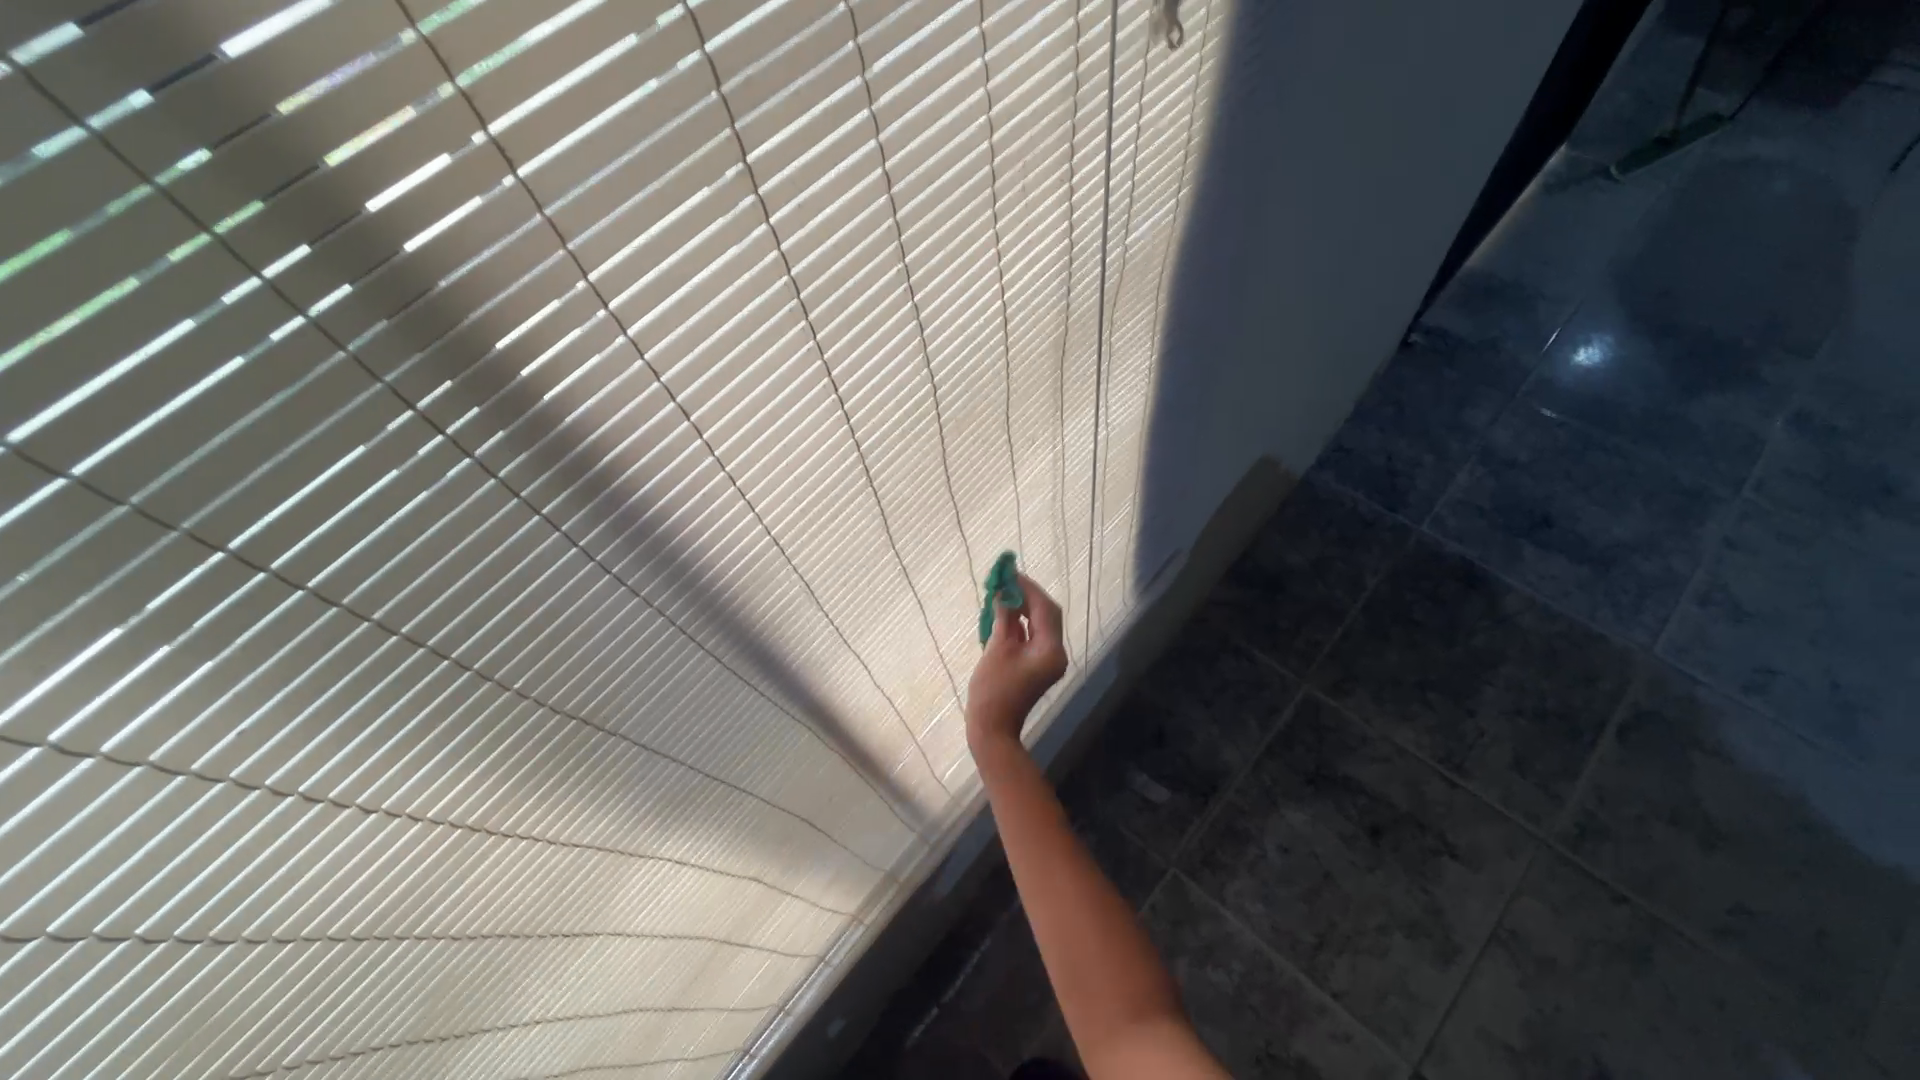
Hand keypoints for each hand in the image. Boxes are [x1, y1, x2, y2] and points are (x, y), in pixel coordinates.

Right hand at [967, 574, 1068, 755]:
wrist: (992, 730)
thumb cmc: (993, 690)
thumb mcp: (997, 649)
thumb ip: (1004, 618)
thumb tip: (1004, 593)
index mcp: (1050, 650)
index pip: (1045, 609)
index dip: (1028, 588)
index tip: (1010, 574)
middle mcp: (1056, 653)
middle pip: (1047, 615)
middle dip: (1028, 596)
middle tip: (1006, 581)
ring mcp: (1048, 661)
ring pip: (1040, 625)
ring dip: (1024, 609)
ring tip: (1002, 594)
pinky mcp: (1037, 666)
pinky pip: (1033, 637)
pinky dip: (1021, 625)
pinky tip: (1004, 615)